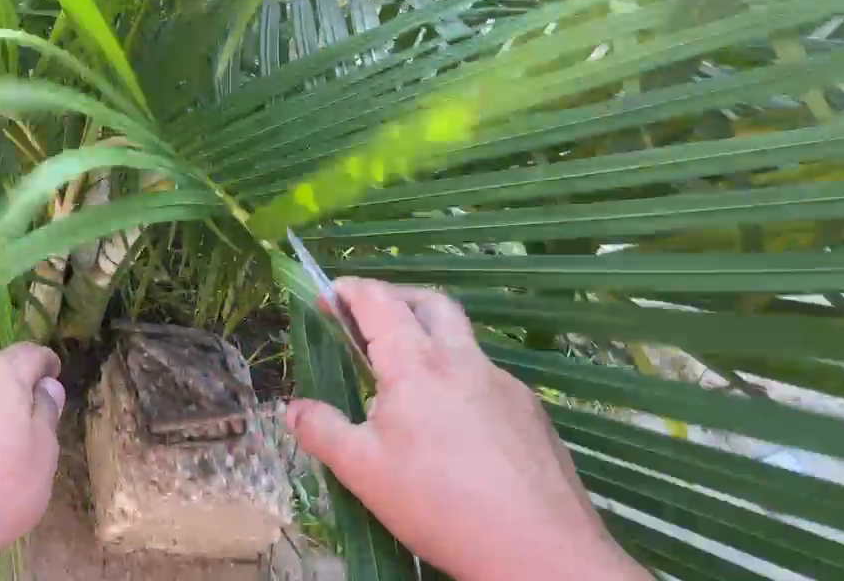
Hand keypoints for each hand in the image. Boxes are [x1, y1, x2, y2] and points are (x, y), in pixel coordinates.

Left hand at [0, 342, 66, 568]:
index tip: (56, 376)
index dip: (47, 365)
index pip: (31, 354)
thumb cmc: (0, 481)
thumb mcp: (43, 450)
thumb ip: (47, 411)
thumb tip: (47, 386)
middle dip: (19, 385)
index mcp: (1, 369)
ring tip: (7, 438)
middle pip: (1, 369)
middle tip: (36, 415)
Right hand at [286, 278, 649, 580]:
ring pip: (463, 342)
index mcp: (416, 364)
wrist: (549, 561)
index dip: (347, 290)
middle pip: (430, 303)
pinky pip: (487, 380)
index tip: (325, 300)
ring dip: (429, 341)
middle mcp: (463, 362)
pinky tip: (453, 428)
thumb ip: (321, 431)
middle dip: (394, 298)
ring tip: (407, 383)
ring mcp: (506, 388)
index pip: (377, 299)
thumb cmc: (443, 505)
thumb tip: (293, 409)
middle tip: (368, 321)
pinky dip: (459, 381)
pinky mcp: (535, 418)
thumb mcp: (362, 470)